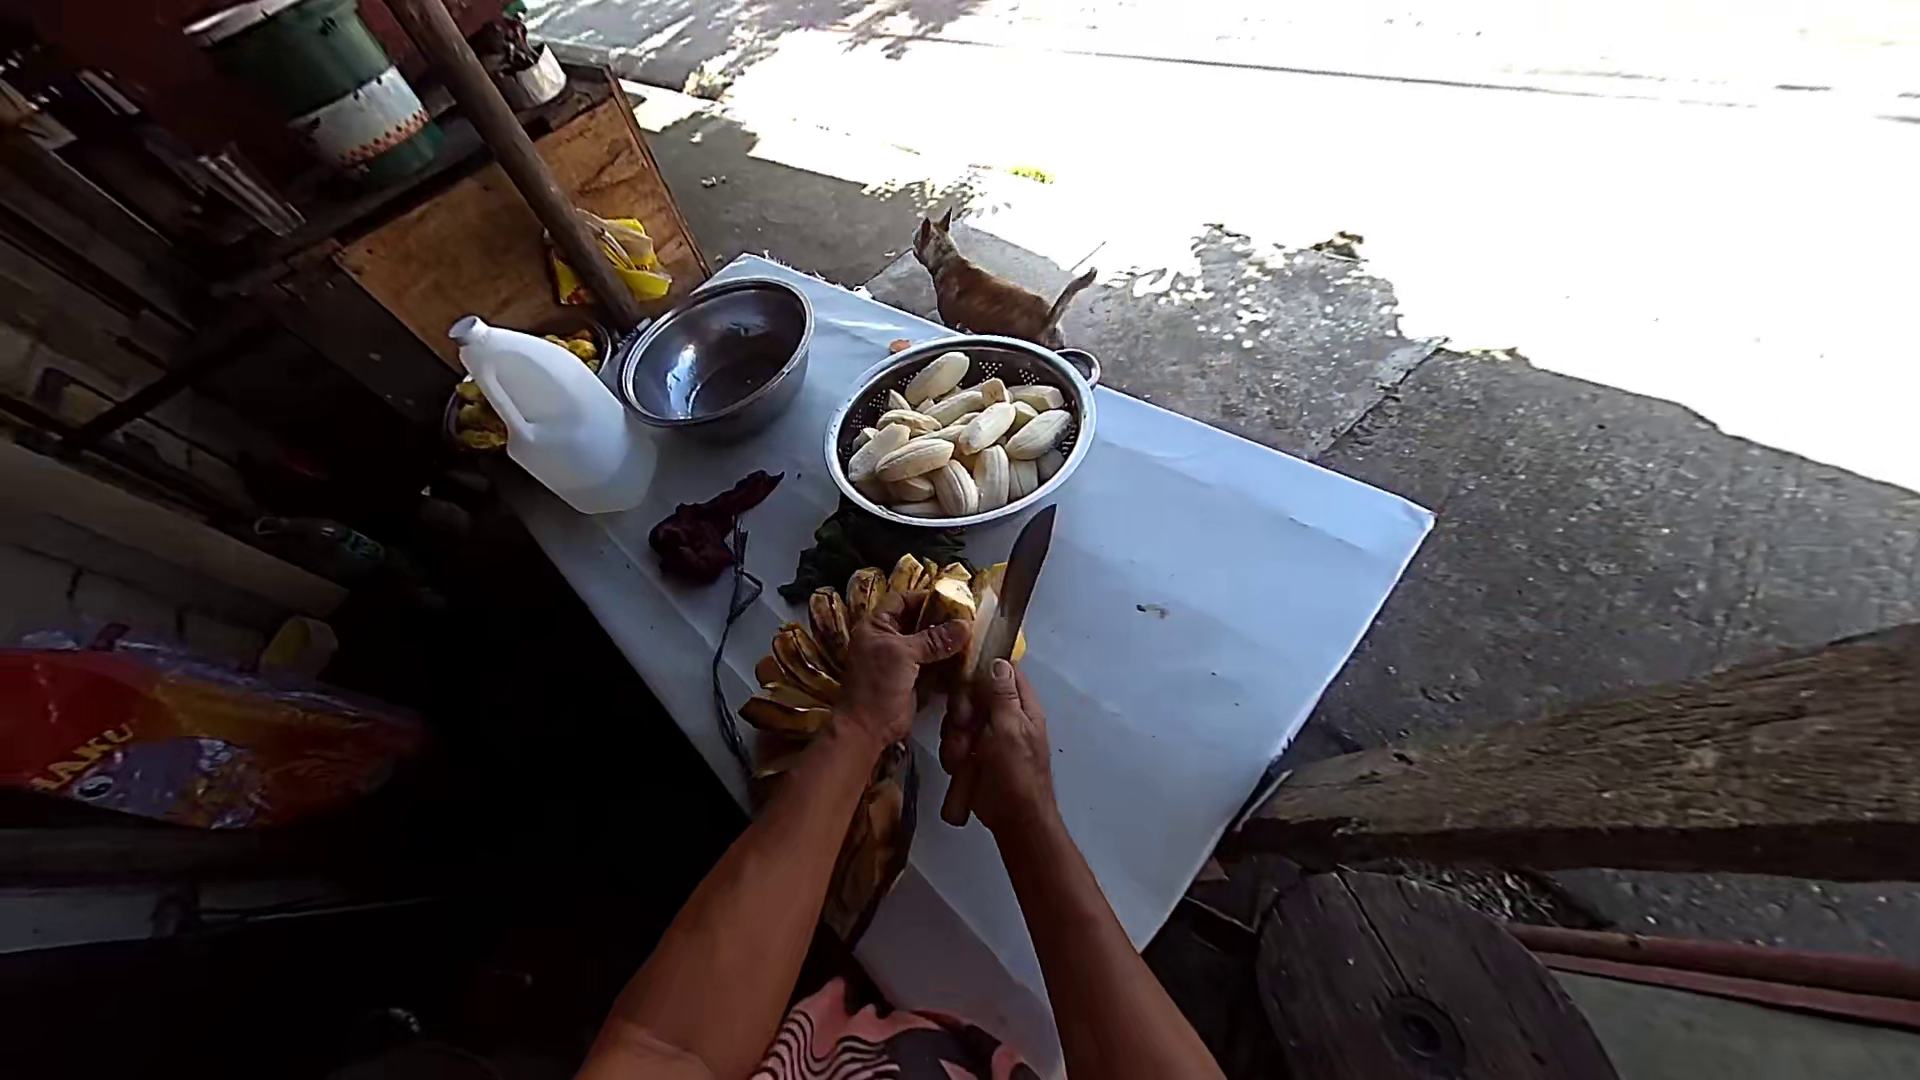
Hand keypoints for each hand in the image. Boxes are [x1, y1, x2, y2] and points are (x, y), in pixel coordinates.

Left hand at [836, 589, 970, 744]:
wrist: (869, 728)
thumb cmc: (877, 684)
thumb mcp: (903, 654)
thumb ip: (934, 639)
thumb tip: (965, 625)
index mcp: (877, 626)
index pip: (902, 601)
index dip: (924, 598)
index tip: (950, 598)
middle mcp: (889, 639)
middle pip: (919, 621)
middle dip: (941, 620)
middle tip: (967, 617)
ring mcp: (902, 659)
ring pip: (929, 643)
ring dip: (947, 641)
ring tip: (971, 635)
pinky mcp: (915, 678)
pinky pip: (935, 663)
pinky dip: (949, 660)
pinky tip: (966, 656)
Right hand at [940, 659, 1055, 834]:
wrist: (1013, 819)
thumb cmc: (1017, 771)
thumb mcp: (1011, 728)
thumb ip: (1003, 694)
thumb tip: (1000, 660)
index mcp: (1021, 705)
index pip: (1004, 671)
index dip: (983, 668)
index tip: (964, 675)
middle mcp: (1003, 715)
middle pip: (973, 695)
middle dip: (962, 711)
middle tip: (964, 725)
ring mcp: (986, 736)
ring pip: (958, 719)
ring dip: (955, 737)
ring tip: (963, 755)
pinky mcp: (971, 754)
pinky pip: (953, 742)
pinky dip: (953, 754)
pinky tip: (960, 767)